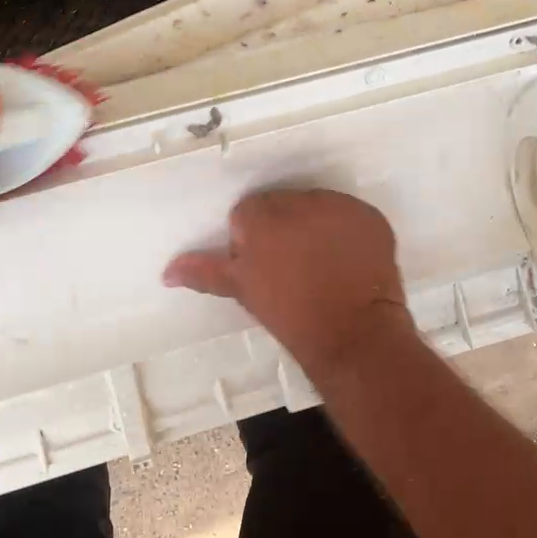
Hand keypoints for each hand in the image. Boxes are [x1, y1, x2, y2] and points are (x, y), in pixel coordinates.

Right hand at [162, 189, 412, 375]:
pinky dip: (348, 233)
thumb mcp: (243, 291)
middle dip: (284, 228)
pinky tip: (347, 261)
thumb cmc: (290, 315)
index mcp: (261, 216)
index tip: (265, 267)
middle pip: (282, 204)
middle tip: (291, 266)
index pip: (248, 213)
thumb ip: (205, 272)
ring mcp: (338, 206)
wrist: (354, 336)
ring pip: (317, 206)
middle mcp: (299, 201)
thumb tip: (167, 270)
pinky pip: (351, 216)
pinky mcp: (369, 215)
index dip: (253, 241)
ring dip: (315, 225)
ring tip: (322, 264)